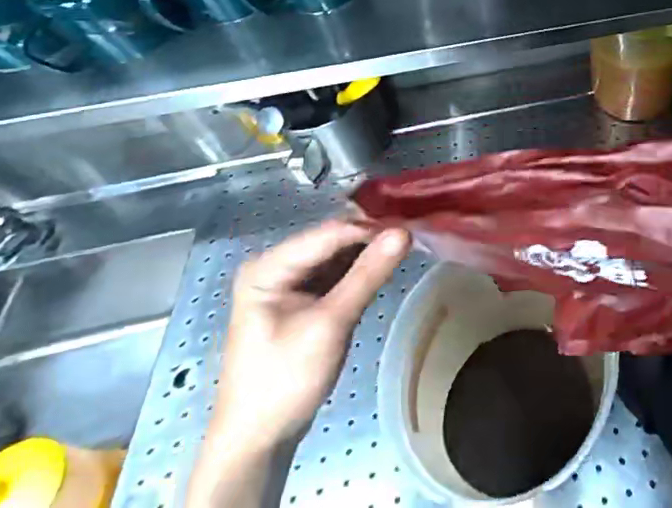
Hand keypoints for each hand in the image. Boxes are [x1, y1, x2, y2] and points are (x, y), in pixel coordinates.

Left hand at [188, 220, 409, 507]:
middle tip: (413, 237)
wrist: (258, 441)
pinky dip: (359, 271)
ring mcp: (288, 282)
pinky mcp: (302, 299)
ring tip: (406, 247)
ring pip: (337, 255)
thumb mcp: (330, 325)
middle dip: (371, 238)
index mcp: (269, 266)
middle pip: (333, 240)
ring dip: (368, 253)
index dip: (370, 229)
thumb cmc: (285, 381)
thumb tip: (404, 232)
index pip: (329, 233)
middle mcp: (276, 265)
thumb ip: (367, 275)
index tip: (411, 229)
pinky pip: (336, 273)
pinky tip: (385, 266)